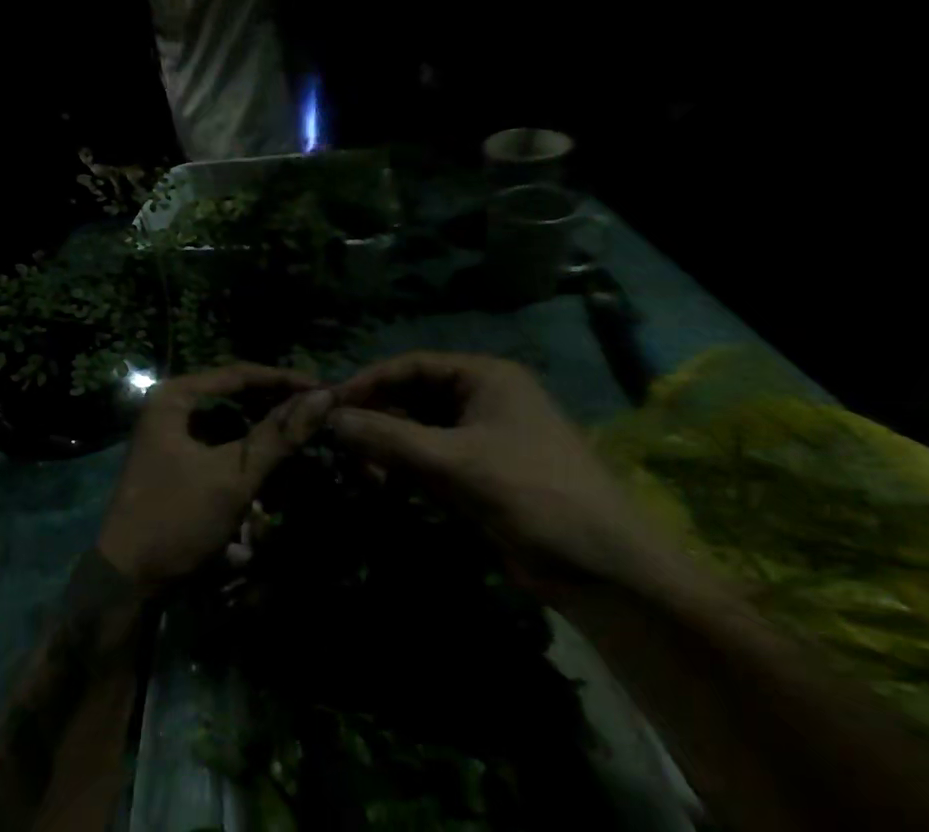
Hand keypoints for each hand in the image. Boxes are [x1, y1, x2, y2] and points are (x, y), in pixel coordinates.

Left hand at [97, 364, 333, 588]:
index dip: (285, 379)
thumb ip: (279, 435)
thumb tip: (324, 398)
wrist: (128, 581)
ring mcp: (173, 435)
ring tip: (303, 437)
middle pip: (236, 395)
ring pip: (232, 422)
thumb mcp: (234, 475)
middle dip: (277, 406)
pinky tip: (278, 467)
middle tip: (319, 411)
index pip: (240, 374)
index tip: (324, 388)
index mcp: (174, 398)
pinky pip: (223, 445)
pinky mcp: (179, 460)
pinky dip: (250, 453)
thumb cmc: (178, 519)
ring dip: (267, 431)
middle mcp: (171, 407)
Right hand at [327, 352, 681, 589]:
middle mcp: (481, 399)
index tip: (328, 403)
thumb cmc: (534, 492)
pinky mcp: (478, 475)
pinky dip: (406, 471)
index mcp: (486, 377)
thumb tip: (331, 418)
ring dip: (388, 448)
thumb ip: (391, 438)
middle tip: (339, 444)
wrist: (599, 564)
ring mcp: (480, 439)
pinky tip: (385, 487)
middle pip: (413, 397)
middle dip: (378, 418)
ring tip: (362, 472)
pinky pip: (430, 462)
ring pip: (418, 432)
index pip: (413, 365)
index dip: (370, 381)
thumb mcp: (458, 461)